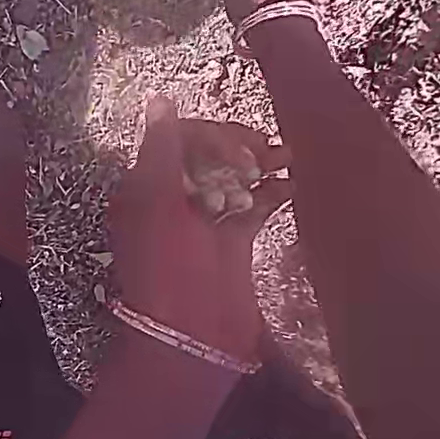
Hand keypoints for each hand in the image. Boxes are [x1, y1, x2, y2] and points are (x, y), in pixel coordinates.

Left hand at [108, 97, 291, 364]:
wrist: (191, 339)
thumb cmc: (168, 269)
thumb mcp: (158, 205)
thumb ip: (161, 151)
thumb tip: (159, 99)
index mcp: (148, 188)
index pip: (179, 140)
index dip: (209, 135)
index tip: (237, 144)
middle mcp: (175, 199)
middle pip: (208, 156)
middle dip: (237, 147)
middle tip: (264, 151)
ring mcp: (206, 220)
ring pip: (232, 177)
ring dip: (257, 164)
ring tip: (287, 155)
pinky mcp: (233, 241)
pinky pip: (253, 206)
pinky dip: (271, 192)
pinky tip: (292, 183)